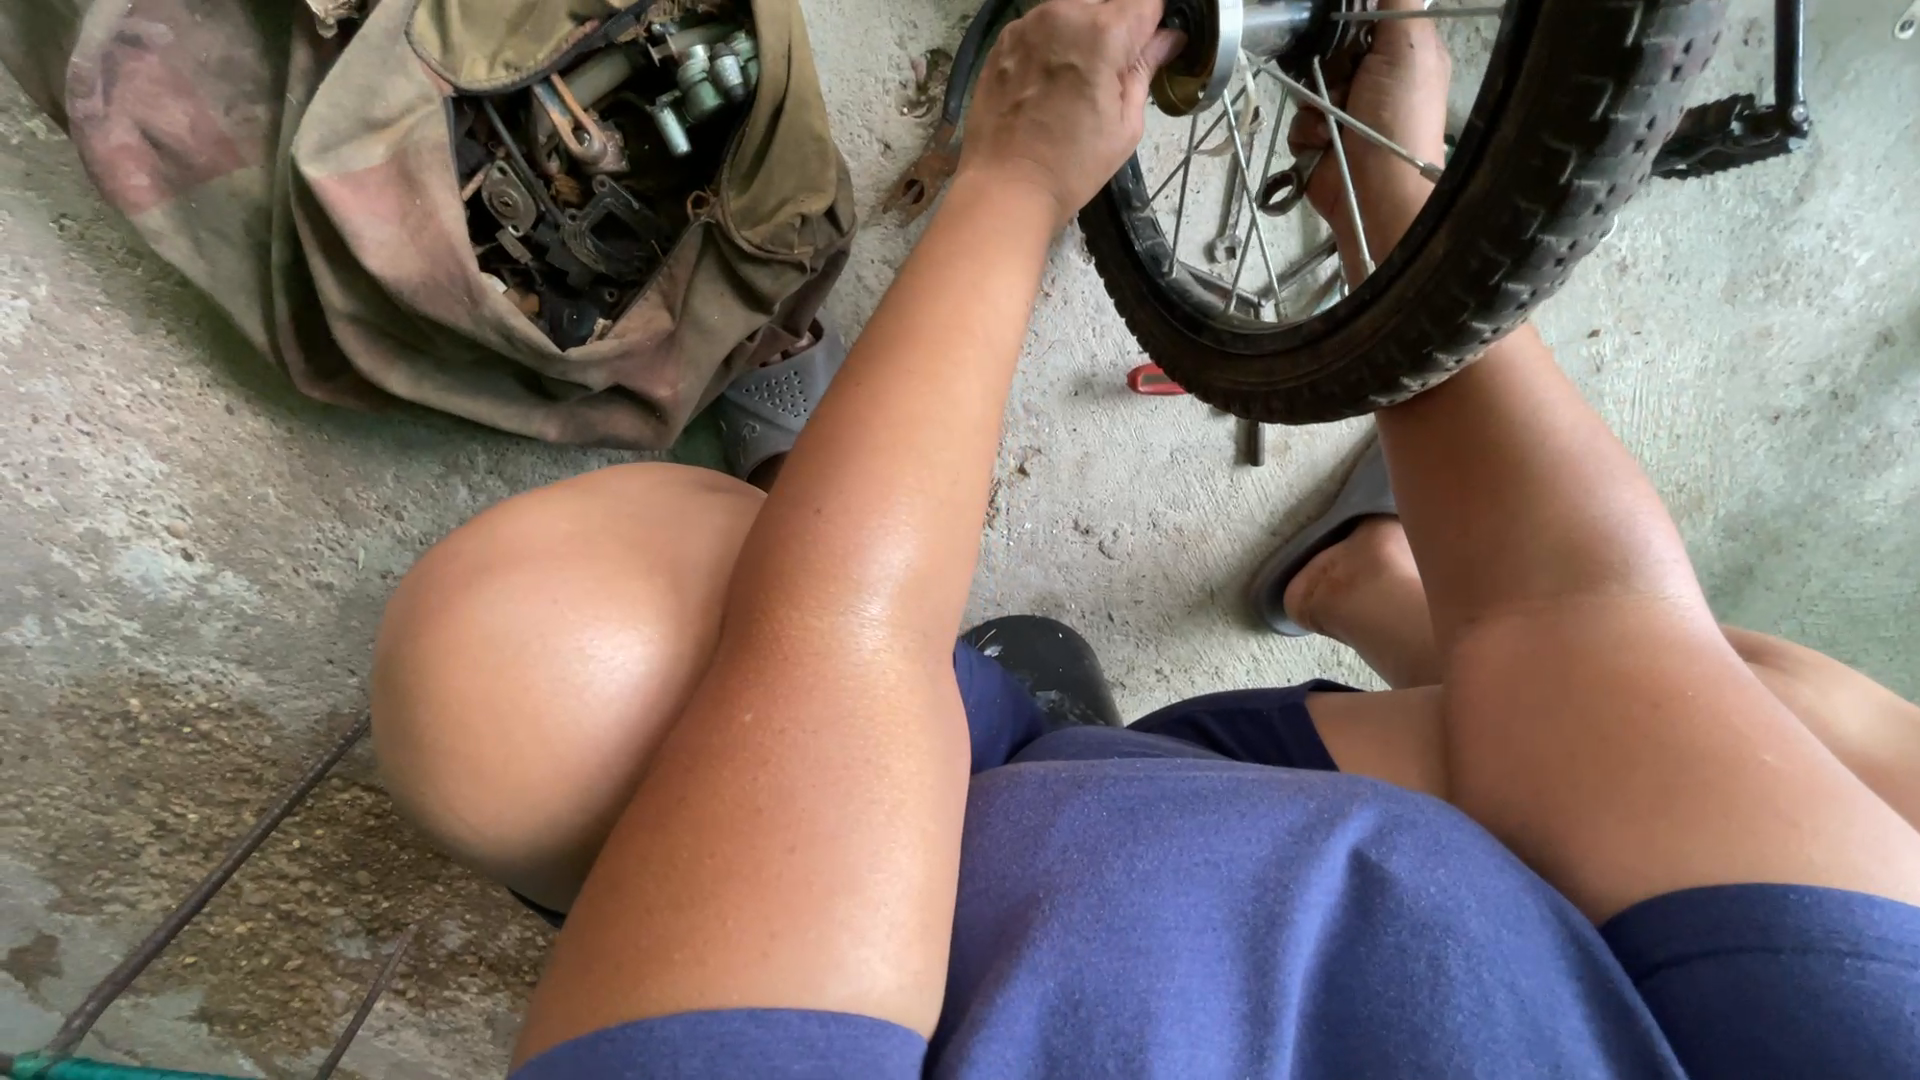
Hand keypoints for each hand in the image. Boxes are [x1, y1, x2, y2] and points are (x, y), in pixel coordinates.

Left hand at [957, 0, 1186, 229]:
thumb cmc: (1070, 169)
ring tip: (1068, 87)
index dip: (1150, 30)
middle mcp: (1065, 14)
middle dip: (1112, 35)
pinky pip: (1038, 30)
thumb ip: (1145, 72)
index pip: (1146, 4)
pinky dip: (1047, 49)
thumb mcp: (1124, 127)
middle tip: (1102, 83)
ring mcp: (1028, 25)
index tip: (1145, 55)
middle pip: (1105, 7)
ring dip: (1077, 39)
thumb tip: (1167, 39)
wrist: (1004, 189)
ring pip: (1070, 14)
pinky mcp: (1002, 42)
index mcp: (1105, 33)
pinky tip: (1041, 87)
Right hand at [1294, 0, 1451, 256]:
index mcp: (1400, 52)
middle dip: (1329, 65)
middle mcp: (1371, 80)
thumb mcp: (1408, 43)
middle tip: (1346, 80)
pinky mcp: (1318, 143)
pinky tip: (1325, 144)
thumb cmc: (1399, 114)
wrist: (1376, 189)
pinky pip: (1297, 124)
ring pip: (1308, 88)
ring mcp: (1342, 113)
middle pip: (1330, 52)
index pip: (1365, 19)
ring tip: (1336, 124)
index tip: (1341, 26)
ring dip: (1316, 104)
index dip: (1349, 21)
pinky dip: (1307, 134)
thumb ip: (1395, 2)